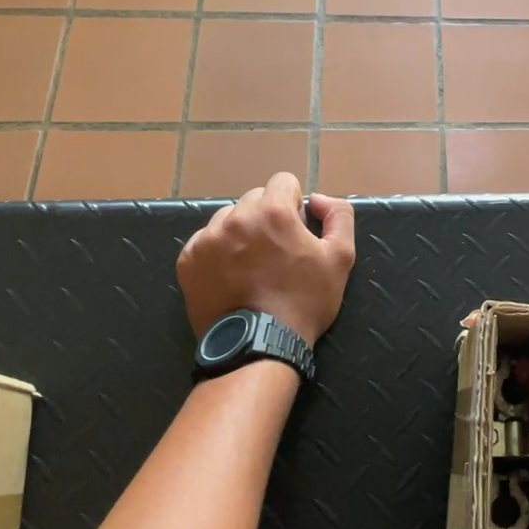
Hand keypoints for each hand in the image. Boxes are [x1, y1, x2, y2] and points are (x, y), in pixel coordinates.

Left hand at [177, 172, 355, 345]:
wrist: (259, 346)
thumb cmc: (304, 301)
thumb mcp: (341, 258)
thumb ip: (339, 215)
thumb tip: (318, 199)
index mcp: (272, 211)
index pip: (283, 183)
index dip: (294, 204)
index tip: (296, 230)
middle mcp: (236, 217)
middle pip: (255, 199)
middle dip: (267, 217)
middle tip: (276, 252)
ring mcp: (207, 238)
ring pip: (229, 219)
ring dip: (241, 232)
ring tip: (251, 266)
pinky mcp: (188, 260)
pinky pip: (206, 241)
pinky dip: (218, 252)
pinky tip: (231, 276)